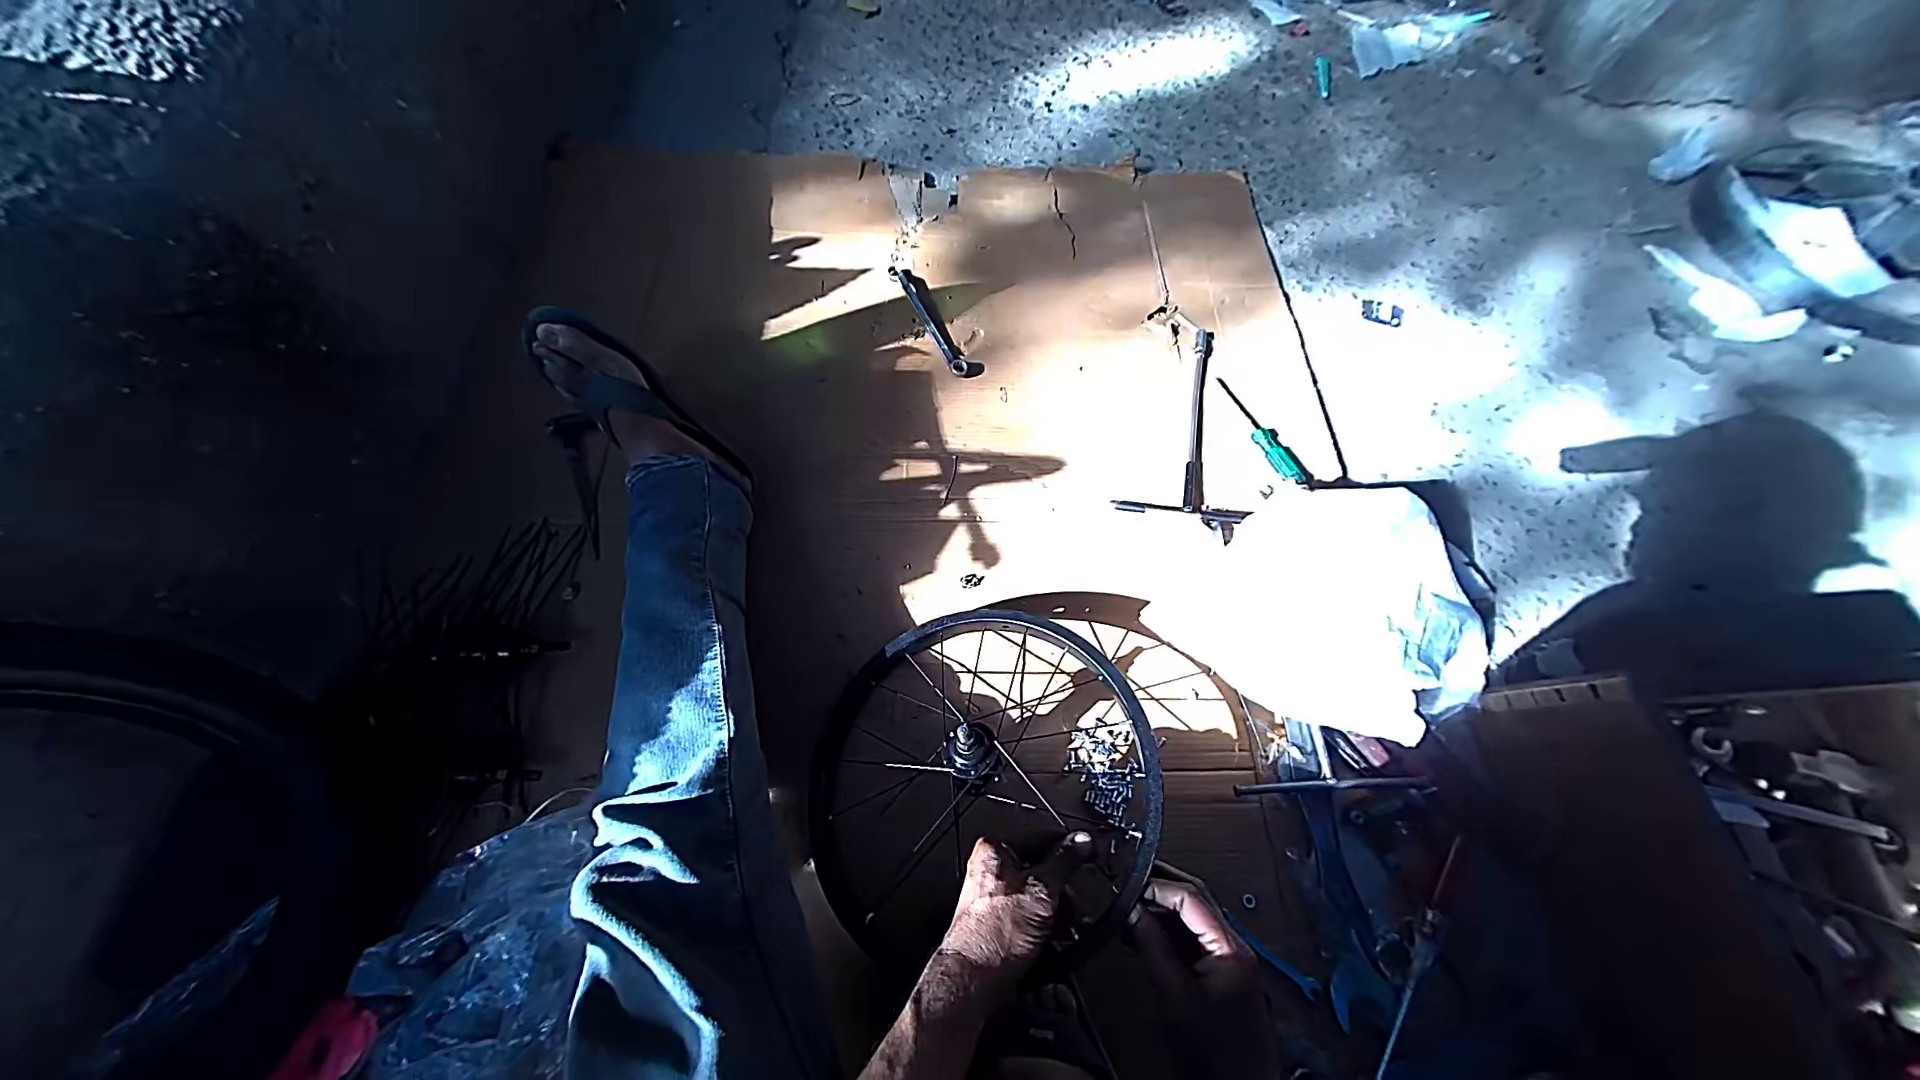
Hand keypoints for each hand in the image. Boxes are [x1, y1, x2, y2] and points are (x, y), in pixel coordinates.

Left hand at [934, 831, 1093, 1001]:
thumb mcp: (1042, 890)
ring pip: (1039, 901)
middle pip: (1042, 874)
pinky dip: (1046, 933)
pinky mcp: (1000, 928)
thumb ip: (1064, 862)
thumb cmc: (994, 934)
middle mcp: (991, 872)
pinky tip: (1055, 946)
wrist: (973, 981)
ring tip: (1065, 933)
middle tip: (1071, 909)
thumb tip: (1081, 841)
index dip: (1067, 849)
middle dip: (1063, 896)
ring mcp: (995, 902)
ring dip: (1058, 918)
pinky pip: (1031, 922)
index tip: (1088, 854)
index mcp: (995, 851)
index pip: (1041, 839)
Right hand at [1127, 866, 1280, 1078]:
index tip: (1128, 885)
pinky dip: (1166, 931)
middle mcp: (1233, 947)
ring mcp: (1228, 960)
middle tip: (1127, 880)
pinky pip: (1191, 939)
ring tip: (1129, 908)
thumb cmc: (1214, 1056)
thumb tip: (1132, 910)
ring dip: (1161, 909)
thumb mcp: (1175, 997)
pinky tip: (1143, 934)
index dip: (1157, 885)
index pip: (1191, 896)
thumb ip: (1153, 947)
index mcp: (1230, 948)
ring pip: (1191, 918)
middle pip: (1195, 900)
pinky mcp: (1219, 975)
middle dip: (1160, 887)